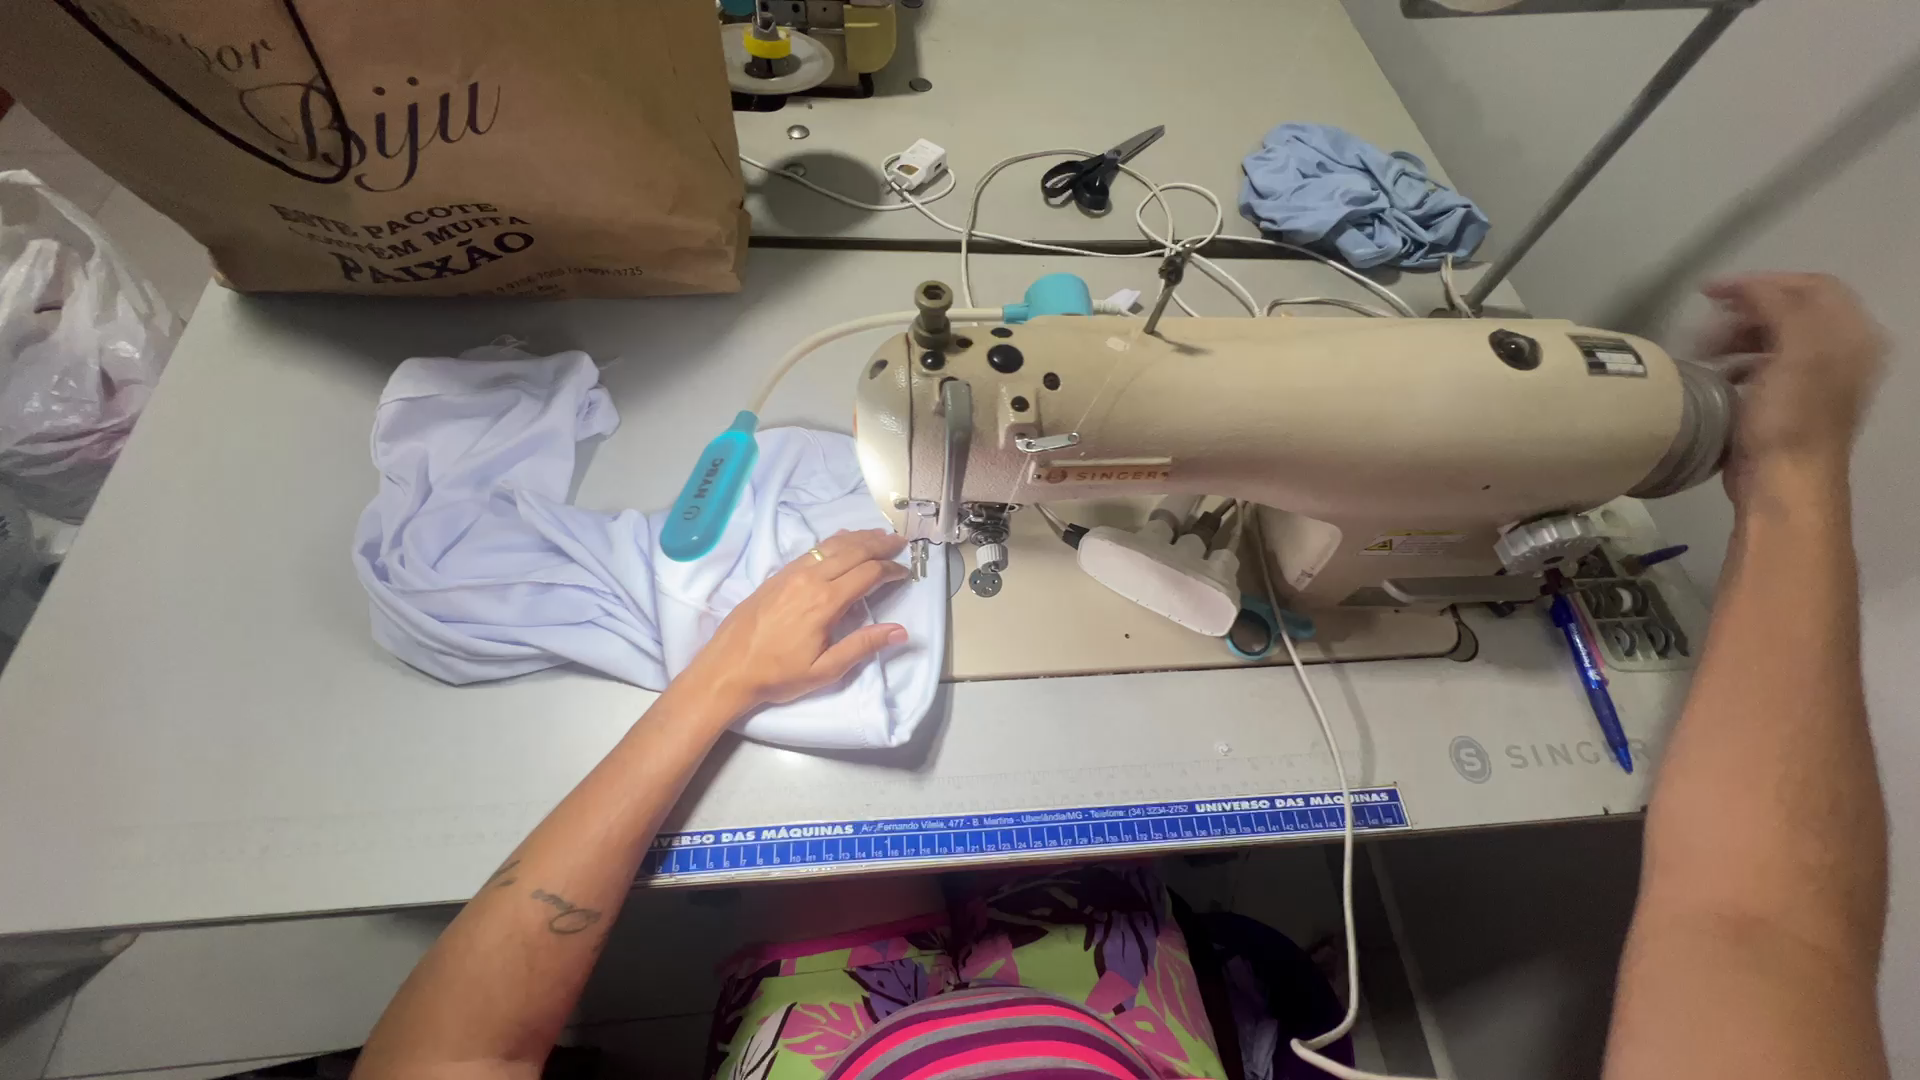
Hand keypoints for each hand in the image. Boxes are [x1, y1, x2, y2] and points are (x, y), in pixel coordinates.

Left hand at [678, 529, 910, 712]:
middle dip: (880, 544)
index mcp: (825, 602)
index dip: (890, 570)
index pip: (868, 574)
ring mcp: (792, 572)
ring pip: (832, 545)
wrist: (727, 668)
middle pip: (853, 551)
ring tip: (879, 535)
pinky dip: (835, 541)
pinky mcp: (778, 574)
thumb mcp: (825, 670)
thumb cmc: (777, 674)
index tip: (905, 573)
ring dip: (859, 537)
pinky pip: (813, 549)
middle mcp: (810, 579)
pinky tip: (843, 541)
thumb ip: (863, 646)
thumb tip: (900, 631)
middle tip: (901, 542)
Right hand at [1703, 274, 1883, 505]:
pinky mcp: (1790, 397)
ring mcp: (1817, 375)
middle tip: (1704, 326)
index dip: (1759, 283)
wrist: (1782, 477)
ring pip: (1776, 334)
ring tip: (1705, 350)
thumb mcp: (1793, 356)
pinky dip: (1738, 358)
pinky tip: (1717, 372)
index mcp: (1850, 335)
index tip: (1708, 292)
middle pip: (1793, 308)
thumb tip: (1751, 288)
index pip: (1810, 286)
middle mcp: (1843, 349)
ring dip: (1737, 334)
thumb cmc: (1786, 419)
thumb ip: (1782, 313)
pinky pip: (1766, 361)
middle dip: (1744, 310)